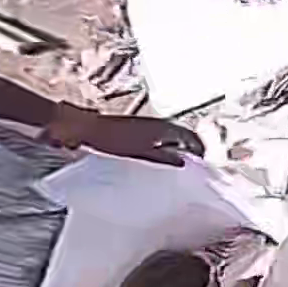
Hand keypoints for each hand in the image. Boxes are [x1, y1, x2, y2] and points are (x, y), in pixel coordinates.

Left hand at [45, 103, 203, 165]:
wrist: (85, 128)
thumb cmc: (114, 140)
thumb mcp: (143, 153)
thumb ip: (166, 158)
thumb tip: (183, 162)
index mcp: (166, 129)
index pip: (193, 138)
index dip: (200, 150)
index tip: (202, 162)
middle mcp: (161, 124)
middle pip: (185, 135)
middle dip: (191, 148)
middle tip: (194, 162)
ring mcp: (150, 124)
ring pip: (173, 135)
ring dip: (179, 146)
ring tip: (178, 160)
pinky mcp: (139, 127)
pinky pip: (162, 136)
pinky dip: (167, 145)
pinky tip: (159, 155)